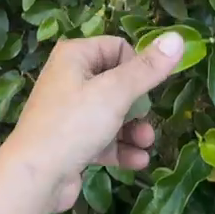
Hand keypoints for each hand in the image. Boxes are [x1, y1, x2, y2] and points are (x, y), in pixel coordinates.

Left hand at [0, 33, 185, 212]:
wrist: (36, 176)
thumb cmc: (74, 123)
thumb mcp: (115, 92)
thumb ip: (147, 69)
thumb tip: (178, 37)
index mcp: (75, 55)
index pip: (117, 47)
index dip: (136, 67)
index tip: (147, 89)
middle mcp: (69, 77)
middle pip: (117, 82)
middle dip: (138, 104)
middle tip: (146, 121)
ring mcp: (69, 110)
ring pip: (112, 113)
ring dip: (133, 128)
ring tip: (147, 143)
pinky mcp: (71, 140)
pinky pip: (102, 137)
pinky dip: (120, 147)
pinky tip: (138, 161)